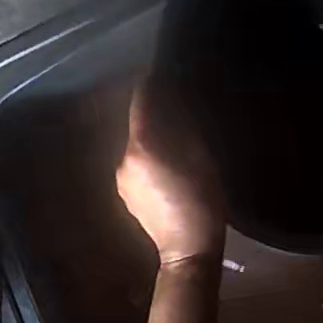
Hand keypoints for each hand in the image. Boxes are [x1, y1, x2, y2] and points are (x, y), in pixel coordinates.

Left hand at [117, 83, 224, 265]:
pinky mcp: (124, 192)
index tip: (160, 74)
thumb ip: (181, 126)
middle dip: (152, 114)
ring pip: (133, 144)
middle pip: (135, 123)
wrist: (186, 248)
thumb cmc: (203, 200)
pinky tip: (164, 167)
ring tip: (171, 142)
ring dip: (149, 138)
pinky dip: (145, 158)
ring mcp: (120, 177)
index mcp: (142, 146)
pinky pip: (133, 163)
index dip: (150, 84)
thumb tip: (171, 102)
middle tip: (173, 110)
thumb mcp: (200, 156)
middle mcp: (123, 158)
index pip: (140, 101)